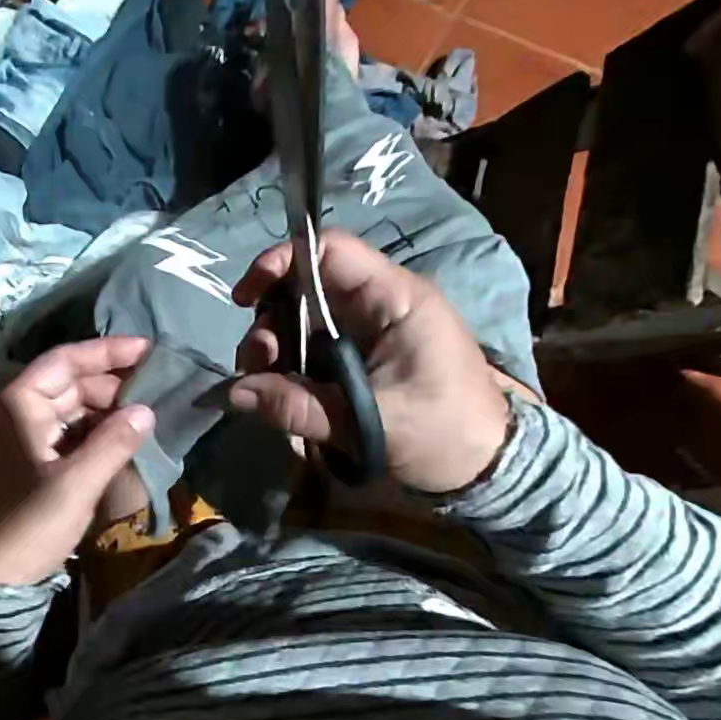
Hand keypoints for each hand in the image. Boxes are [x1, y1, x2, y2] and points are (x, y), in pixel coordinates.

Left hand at [0, 337, 156, 584]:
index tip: (149, 349)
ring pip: (70, 407)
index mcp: (18, 404)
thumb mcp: (74, 485)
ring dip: (106, 407)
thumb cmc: (26, 525)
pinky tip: (122, 437)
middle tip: (156, 388)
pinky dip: (94, 430)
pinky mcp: (27, 458)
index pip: (66, 360)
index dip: (108, 352)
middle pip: (69, 382)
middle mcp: (15, 411)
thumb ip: (113, 443)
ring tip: (146, 413)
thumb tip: (148, 410)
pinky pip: (66, 431)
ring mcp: (19, 435)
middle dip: (113, 382)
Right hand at [228, 231, 509, 493]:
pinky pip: (319, 354)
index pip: (331, 251)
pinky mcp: (366, 361)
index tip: (247, 299)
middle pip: (308, 291)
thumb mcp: (369, 423)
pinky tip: (289, 408)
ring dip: (280, 354)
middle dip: (273, 324)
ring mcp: (372, 334)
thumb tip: (235, 394)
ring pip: (307, 325)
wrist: (485, 468)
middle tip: (256, 368)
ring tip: (268, 394)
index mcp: (395, 299)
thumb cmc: (443, 435)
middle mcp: (380, 306)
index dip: (283, 262)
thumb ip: (300, 407)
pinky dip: (298, 375)